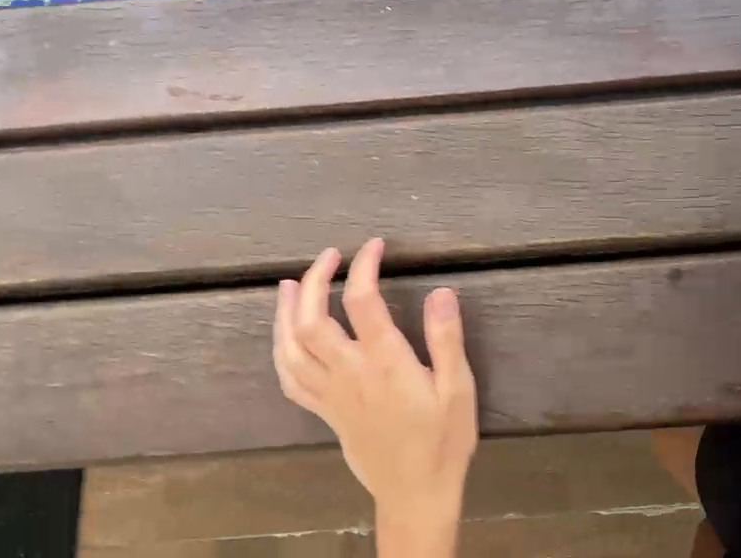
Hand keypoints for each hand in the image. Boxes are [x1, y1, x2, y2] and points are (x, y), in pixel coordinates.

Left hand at [273, 238, 477, 550]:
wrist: (416, 496)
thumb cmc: (442, 440)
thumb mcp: (458, 387)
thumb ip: (446, 337)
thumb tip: (441, 290)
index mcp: (384, 362)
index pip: (362, 301)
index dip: (363, 266)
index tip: (374, 245)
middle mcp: (349, 374)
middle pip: (311, 322)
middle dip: (314, 282)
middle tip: (330, 255)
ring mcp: (331, 396)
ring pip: (290, 350)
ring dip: (285, 314)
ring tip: (290, 285)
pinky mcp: (326, 413)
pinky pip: (290, 380)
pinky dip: (281, 352)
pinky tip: (286, 337)